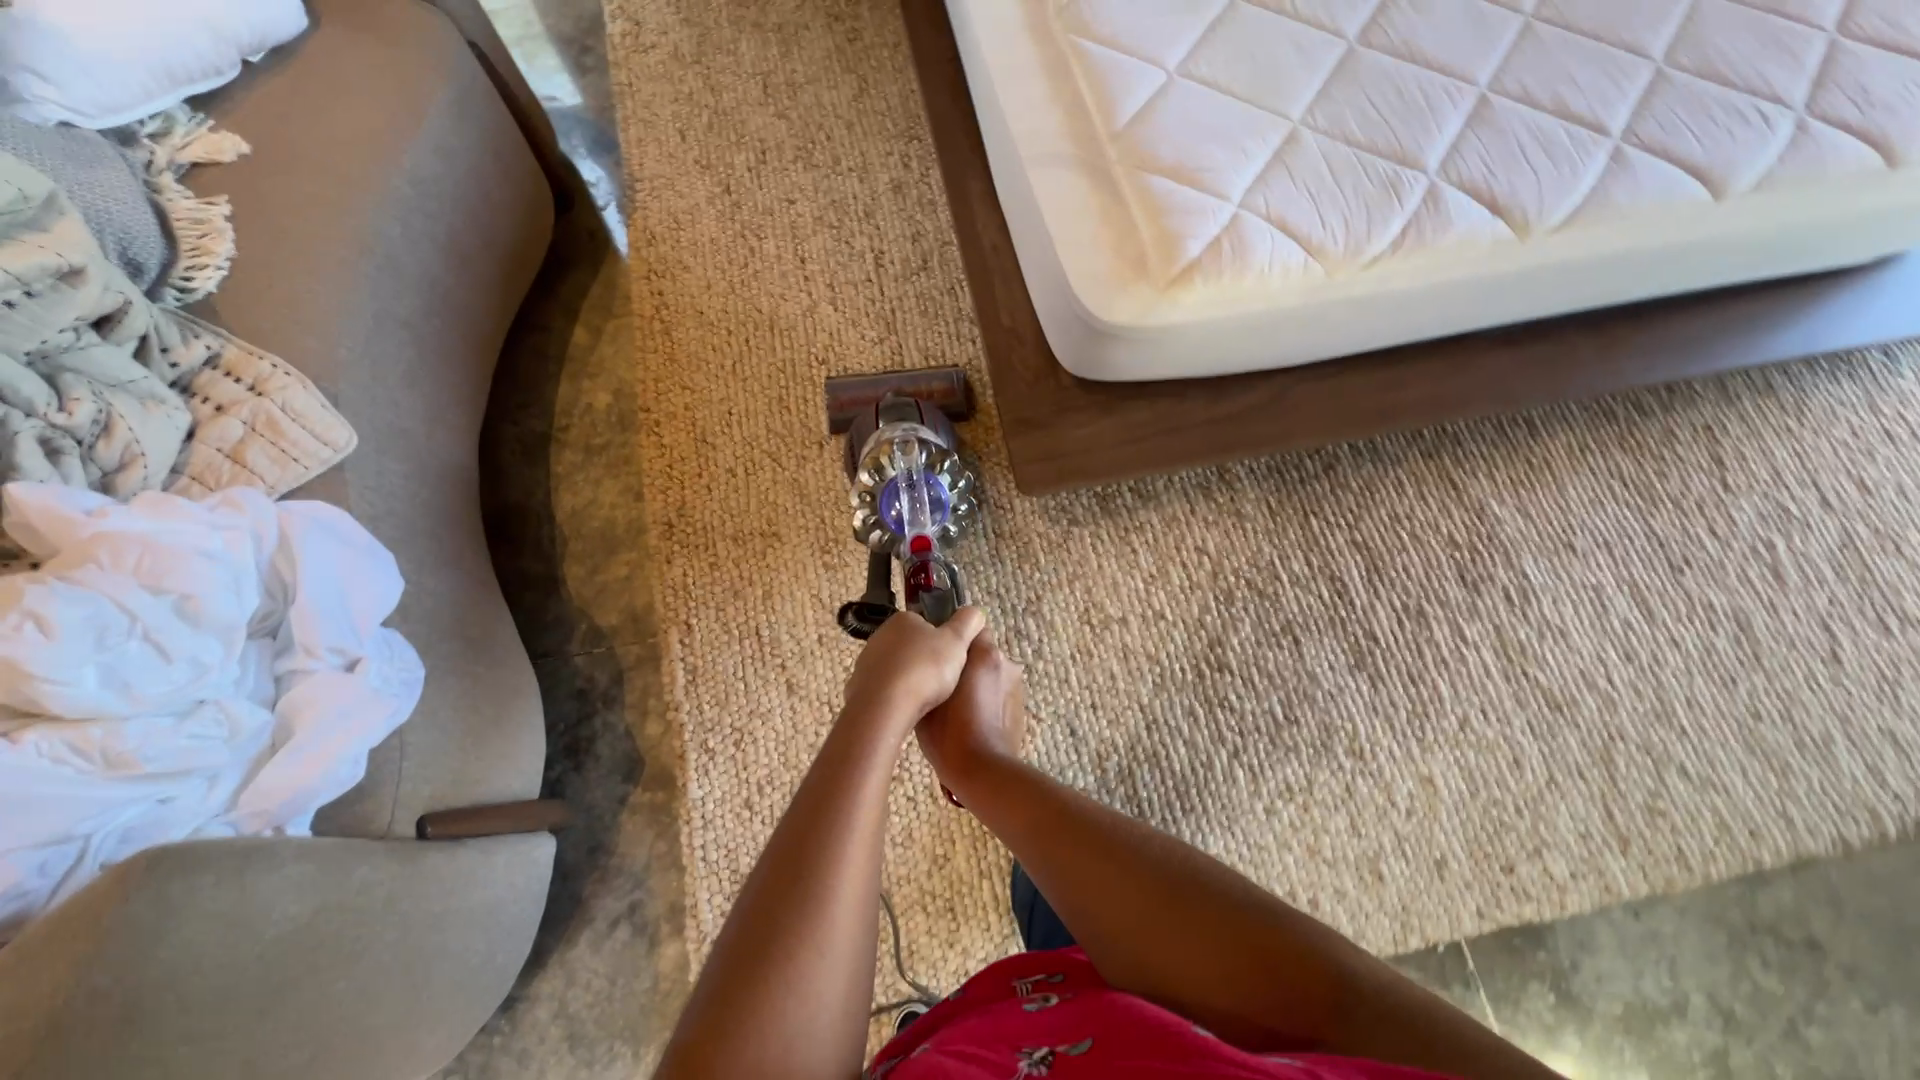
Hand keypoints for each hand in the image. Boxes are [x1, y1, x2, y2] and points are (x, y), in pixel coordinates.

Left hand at [841, 607, 987, 737]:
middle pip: (912, 646)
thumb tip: (975, 612)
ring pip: (897, 668)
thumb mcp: (957, 641)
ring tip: (927, 698)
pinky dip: (896, 696)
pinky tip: (907, 708)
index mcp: (903, 619)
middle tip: (944, 679)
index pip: (927, 623)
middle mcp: (880, 635)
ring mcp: (866, 662)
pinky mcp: (858, 687)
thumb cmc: (924, 669)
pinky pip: (884, 689)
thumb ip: (968, 623)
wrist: (884, 707)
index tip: (953, 657)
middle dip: (926, 660)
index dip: (943, 639)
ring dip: (910, 679)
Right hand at [916, 631, 1025, 796]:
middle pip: (980, 652)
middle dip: (963, 663)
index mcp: (985, 654)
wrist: (981, 771)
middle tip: (941, 683)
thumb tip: (929, 663)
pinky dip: (985, 700)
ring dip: (975, 682)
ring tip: (955, 706)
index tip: (938, 653)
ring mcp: (1016, 687)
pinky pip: (997, 693)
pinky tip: (970, 720)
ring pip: (989, 673)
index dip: (953, 638)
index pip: (970, 627)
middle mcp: (1006, 664)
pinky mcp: (1019, 708)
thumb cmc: (949, 732)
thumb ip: (934, 670)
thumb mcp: (929, 696)